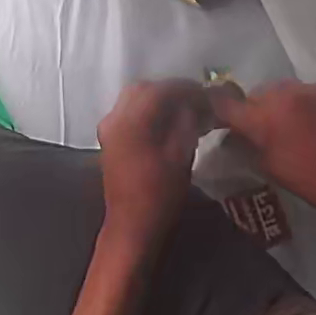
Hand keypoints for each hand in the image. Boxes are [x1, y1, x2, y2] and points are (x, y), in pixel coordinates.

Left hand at [97, 80, 211, 248]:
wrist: (131, 226)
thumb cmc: (159, 194)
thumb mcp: (181, 155)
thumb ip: (187, 122)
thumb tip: (196, 103)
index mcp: (130, 121)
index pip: (159, 90)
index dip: (185, 88)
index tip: (206, 92)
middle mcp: (114, 119)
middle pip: (142, 89)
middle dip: (170, 90)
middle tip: (195, 99)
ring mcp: (109, 129)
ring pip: (134, 99)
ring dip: (159, 99)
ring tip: (185, 109)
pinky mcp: (110, 139)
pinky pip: (129, 112)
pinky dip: (149, 110)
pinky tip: (168, 121)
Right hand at [207, 80, 315, 218]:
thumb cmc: (310, 180)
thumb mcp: (268, 167)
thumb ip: (247, 144)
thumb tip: (234, 133)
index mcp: (262, 119)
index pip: (224, 103)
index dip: (216, 106)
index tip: (216, 112)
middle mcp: (282, 96)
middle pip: (255, 93)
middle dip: (255, 107)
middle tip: (263, 126)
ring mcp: (308, 89)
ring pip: (281, 89)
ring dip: (279, 102)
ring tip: (291, 122)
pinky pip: (306, 90)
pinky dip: (304, 102)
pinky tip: (314, 120)